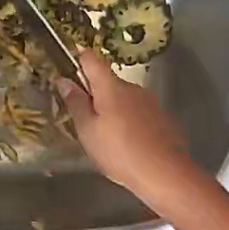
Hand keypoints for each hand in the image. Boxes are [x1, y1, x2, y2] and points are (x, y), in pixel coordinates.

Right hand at [58, 50, 202, 199]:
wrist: (164, 173)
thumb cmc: (118, 151)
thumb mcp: (88, 130)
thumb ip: (76, 103)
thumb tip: (64, 81)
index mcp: (110, 87)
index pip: (93, 60)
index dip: (81, 56)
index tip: (73, 56)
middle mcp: (132, 88)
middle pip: (109, 82)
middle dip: (96, 93)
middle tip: (83, 115)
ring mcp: (150, 103)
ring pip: (124, 99)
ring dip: (113, 110)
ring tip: (104, 136)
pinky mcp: (162, 119)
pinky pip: (139, 114)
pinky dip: (129, 122)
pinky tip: (126, 144)